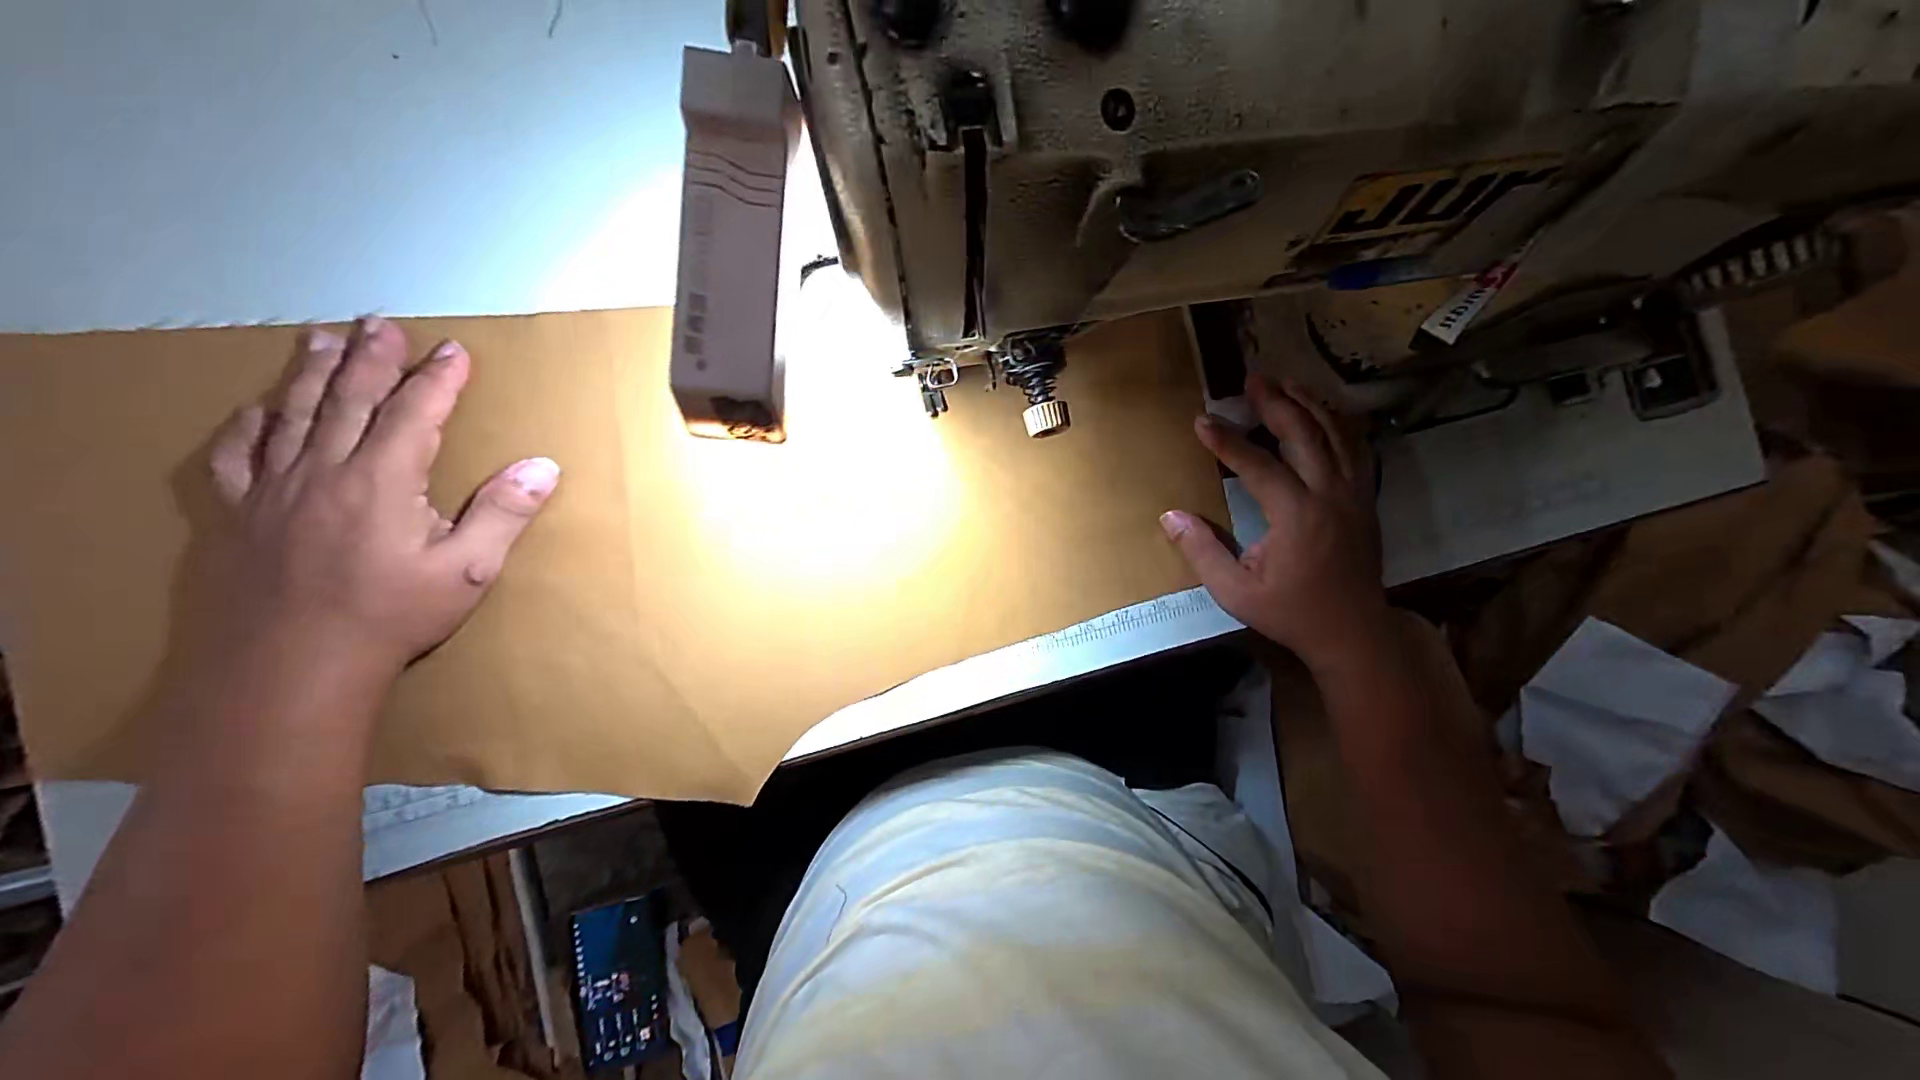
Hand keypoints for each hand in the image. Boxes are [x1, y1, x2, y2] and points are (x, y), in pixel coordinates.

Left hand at [197, 316, 559, 687]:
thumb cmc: (392, 616)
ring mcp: (275, 489)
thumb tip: (543, 465)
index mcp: (382, 480)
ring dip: (311, 372)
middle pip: (348, 399)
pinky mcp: (242, 513)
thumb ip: (503, 513)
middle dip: (371, 359)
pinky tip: (258, 409)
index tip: (455, 349)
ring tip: (323, 338)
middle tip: (380, 323)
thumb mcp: (467, 570)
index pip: (415, 413)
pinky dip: (249, 425)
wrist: (294, 665)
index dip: (438, 378)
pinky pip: (238, 455)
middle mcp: (325, 470)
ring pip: (292, 414)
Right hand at [1160, 374, 1387, 668]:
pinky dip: (1339, 424)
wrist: (1352, 630)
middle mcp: (1331, 495)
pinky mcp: (1365, 498)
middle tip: (1252, 379)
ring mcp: (1355, 494)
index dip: (1227, 441)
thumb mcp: (1235, 591)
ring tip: (1286, 383)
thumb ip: (1202, 551)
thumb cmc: (1290, 611)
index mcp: (1297, 516)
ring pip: (1337, 434)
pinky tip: (1324, 413)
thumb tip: (1169, 516)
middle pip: (1306, 434)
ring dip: (1310, 404)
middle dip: (1276, 403)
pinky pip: (1357, 448)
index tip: (1202, 420)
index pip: (1259, 465)